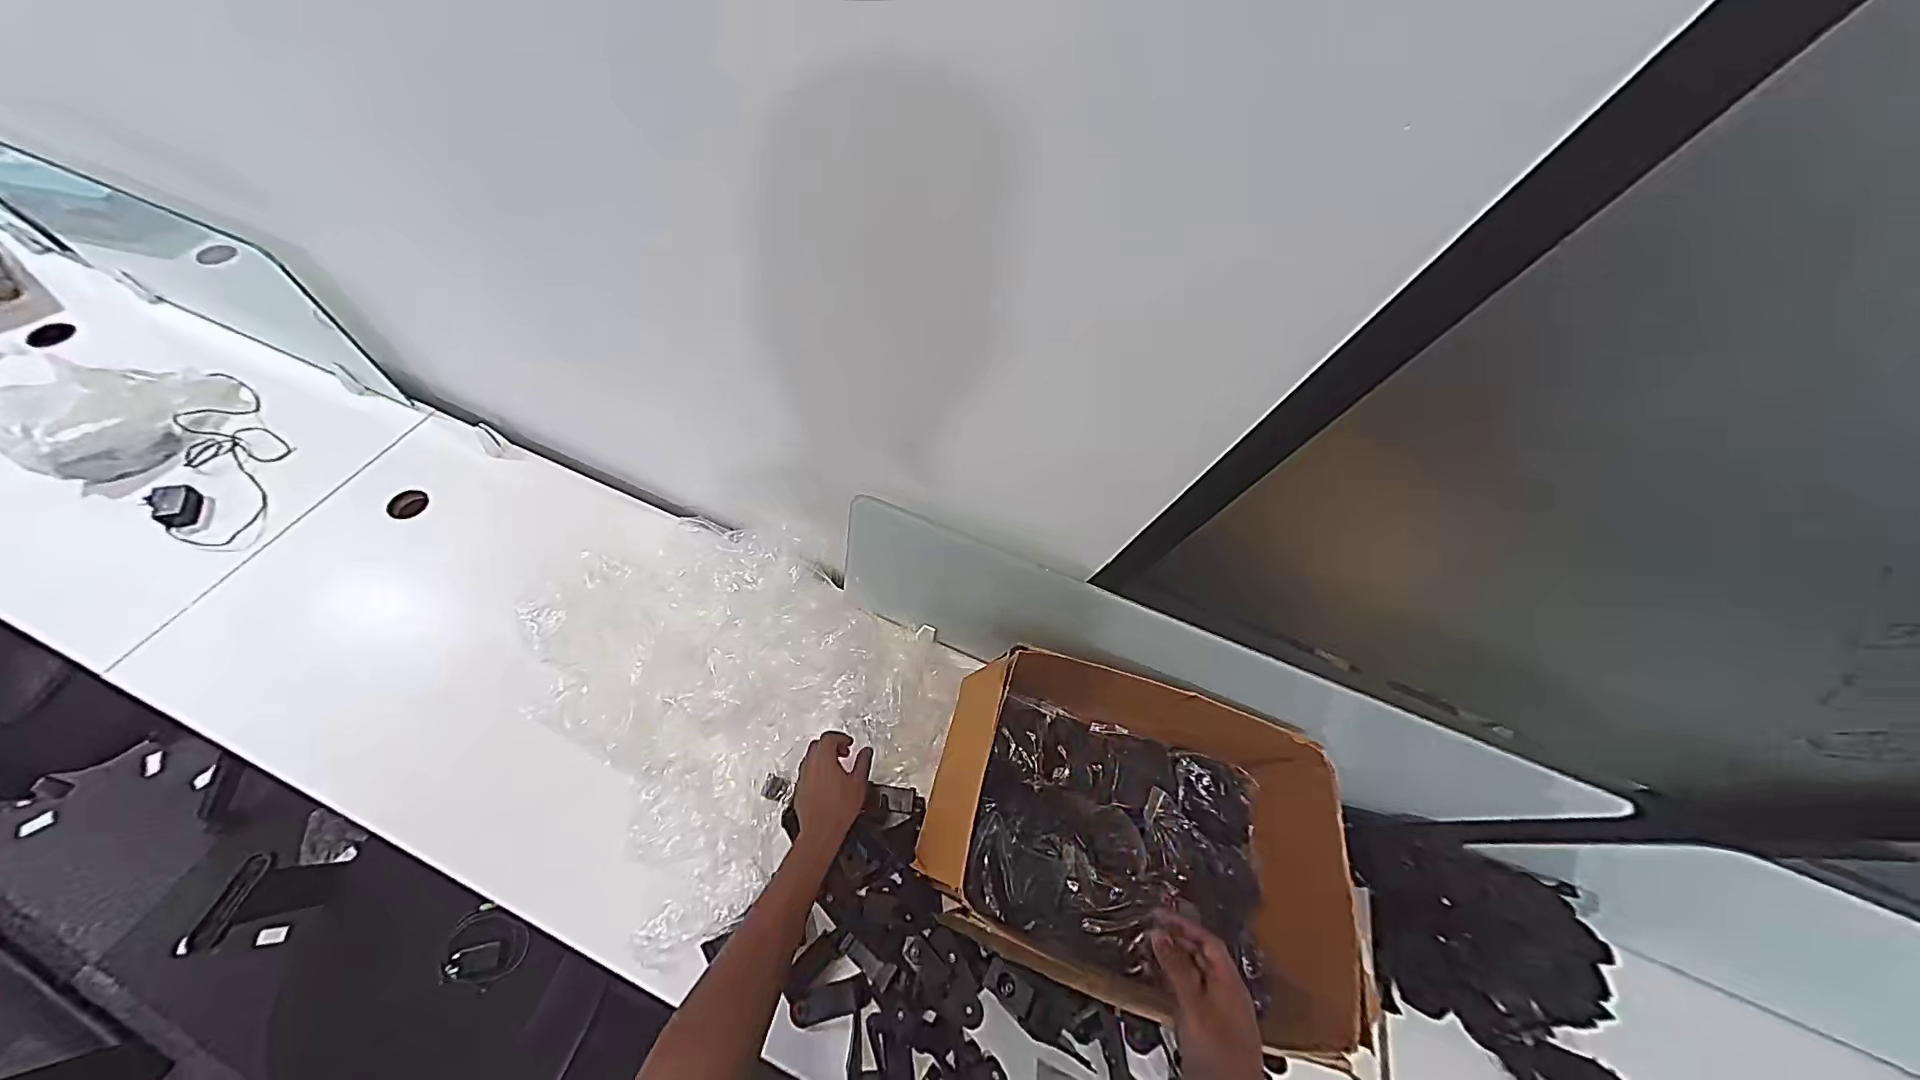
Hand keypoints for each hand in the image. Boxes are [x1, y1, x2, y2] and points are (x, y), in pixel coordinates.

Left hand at [794, 731, 872, 850]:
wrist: (820, 832)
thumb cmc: (838, 810)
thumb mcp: (858, 783)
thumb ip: (862, 762)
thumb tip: (865, 752)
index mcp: (824, 759)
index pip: (829, 738)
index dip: (841, 737)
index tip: (849, 743)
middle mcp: (810, 766)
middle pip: (817, 745)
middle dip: (832, 745)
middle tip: (844, 752)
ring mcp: (802, 778)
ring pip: (811, 758)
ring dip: (824, 758)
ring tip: (837, 768)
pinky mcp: (799, 789)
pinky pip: (807, 772)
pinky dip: (817, 771)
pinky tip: (828, 783)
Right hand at [1151, 910, 1262, 1079]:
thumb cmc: (1220, 1054)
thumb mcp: (1193, 1004)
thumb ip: (1176, 967)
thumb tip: (1160, 935)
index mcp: (1229, 981)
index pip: (1208, 940)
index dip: (1184, 925)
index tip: (1161, 915)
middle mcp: (1227, 992)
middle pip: (1201, 955)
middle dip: (1176, 940)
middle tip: (1151, 931)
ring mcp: (1218, 1011)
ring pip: (1195, 974)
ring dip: (1173, 961)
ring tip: (1150, 952)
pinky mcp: (1208, 1027)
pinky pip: (1190, 993)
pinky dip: (1173, 983)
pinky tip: (1159, 986)